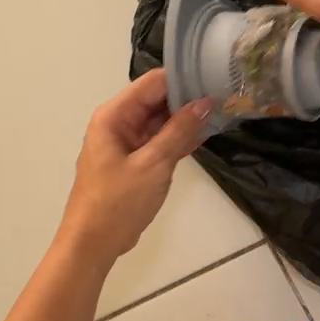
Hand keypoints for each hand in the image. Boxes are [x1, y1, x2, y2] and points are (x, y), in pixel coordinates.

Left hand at [62, 70, 211, 256]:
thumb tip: (205, 102)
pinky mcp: (135, 162)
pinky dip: (179, 139)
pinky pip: (159, 141)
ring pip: (160, 121)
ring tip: (222, 112)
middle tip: (225, 95)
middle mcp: (118, 123)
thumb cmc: (118, 201)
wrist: (93, 243)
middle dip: (188, 98)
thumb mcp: (154, 164)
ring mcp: (126, 143)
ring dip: (186, 119)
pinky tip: (204, 136)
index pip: (152, 83)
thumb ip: (180, 131)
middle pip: (157, 100)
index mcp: (114, 116)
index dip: (183, 78)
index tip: (214, 78)